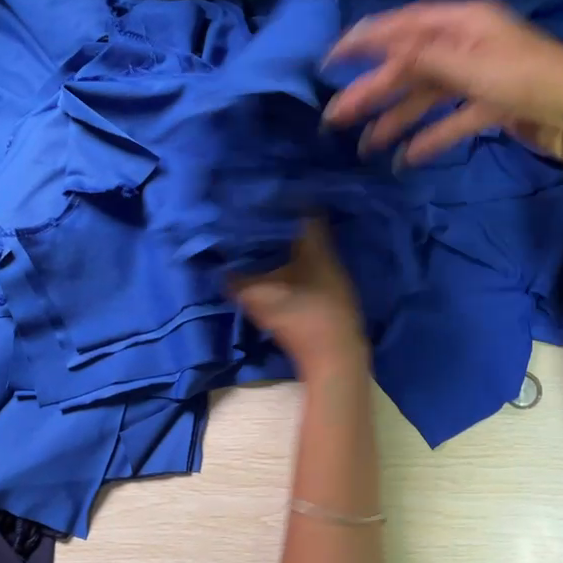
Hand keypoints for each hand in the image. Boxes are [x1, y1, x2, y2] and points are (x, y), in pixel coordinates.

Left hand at [231, 221, 368, 376]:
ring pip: (258, 272)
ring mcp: (261, 308)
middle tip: (264, 212)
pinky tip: (295, 253)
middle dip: (251, 238)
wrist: (337, 360)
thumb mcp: (321, 263)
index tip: (240, 210)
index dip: (230, 230)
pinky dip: (278, 268)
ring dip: (267, 253)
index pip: (225, 252)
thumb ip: (310, 231)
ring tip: (280, 226)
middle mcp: (246, 298)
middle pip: (242, 261)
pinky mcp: (278, 314)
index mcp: (247, 285)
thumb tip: (304, 202)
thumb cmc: (323, 310)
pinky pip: (271, 282)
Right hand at [322, 0, 562, 164]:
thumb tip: (385, 50)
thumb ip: (426, 57)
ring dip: (397, 119)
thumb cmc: (529, 80)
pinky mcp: (491, 107)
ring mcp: (480, 76)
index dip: (366, 39)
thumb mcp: (474, 65)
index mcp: (464, 23)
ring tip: (367, 145)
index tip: (332, 58)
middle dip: (374, 91)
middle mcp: (468, 44)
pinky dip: (430, 137)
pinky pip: (451, 120)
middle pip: (410, 66)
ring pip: (427, 96)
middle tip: (337, 117)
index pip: (405, 25)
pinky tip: (407, 157)